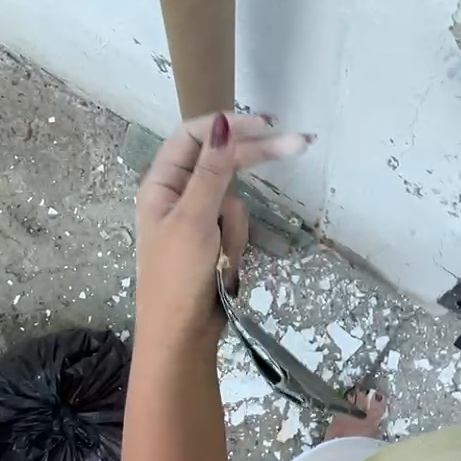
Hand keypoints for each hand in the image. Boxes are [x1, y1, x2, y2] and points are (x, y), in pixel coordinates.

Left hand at [134, 112, 311, 352]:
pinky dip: (236, 242)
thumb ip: (212, 171)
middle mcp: (176, 194)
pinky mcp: (213, 239)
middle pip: (222, 162)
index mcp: (160, 183)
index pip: (195, 135)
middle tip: (300, 144)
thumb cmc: (178, 277)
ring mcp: (196, 218)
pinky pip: (235, 225)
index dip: (230, 125)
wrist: (182, 337)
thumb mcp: (195, 220)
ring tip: (222, 257)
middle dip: (253, 162)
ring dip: (235, 226)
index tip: (267, 124)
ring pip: (234, 199)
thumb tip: (223, 124)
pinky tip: (225, 267)